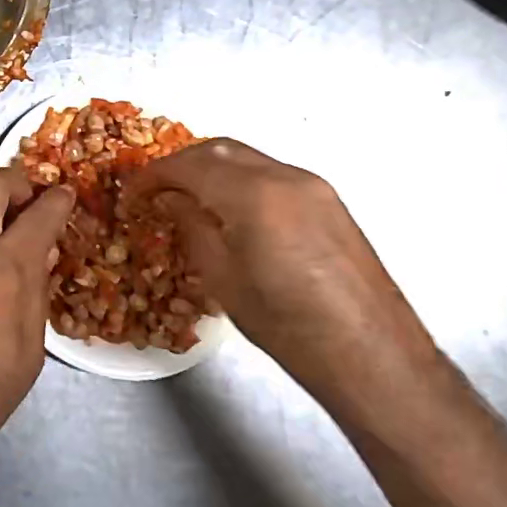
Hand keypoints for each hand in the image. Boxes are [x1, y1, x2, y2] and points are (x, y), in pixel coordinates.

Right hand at [123, 139, 434, 397]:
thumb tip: (171, 199)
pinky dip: (240, 179)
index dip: (154, 175)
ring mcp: (312, 185)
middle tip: (158, 190)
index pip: (189, 165)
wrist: (372, 357)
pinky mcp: (328, 201)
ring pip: (246, 157)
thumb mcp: (222, 278)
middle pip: (218, 149)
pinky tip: (230, 209)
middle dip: (181, 163)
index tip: (134, 191)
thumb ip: (191, 226)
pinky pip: (271, 173)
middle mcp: (284, 176)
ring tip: (189, 198)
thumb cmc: (287, 326)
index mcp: (253, 194)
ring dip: (211, 168)